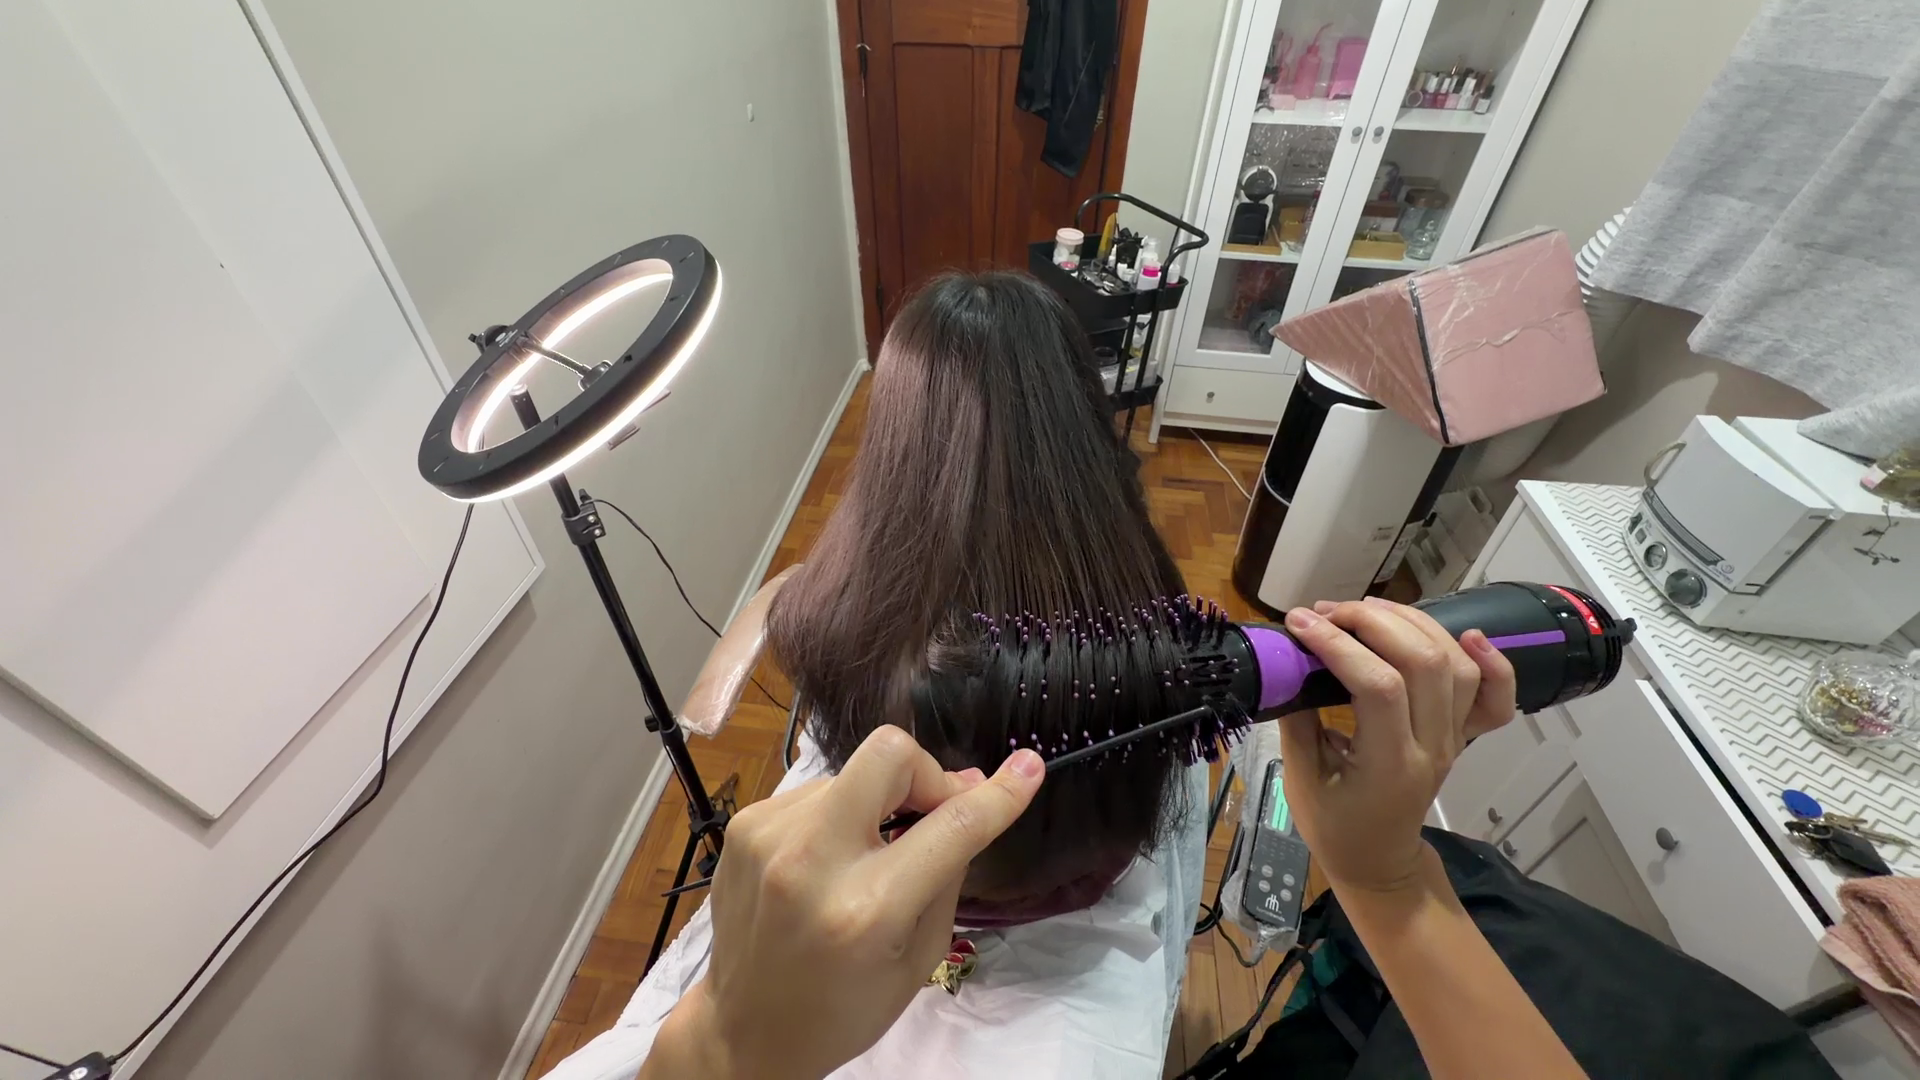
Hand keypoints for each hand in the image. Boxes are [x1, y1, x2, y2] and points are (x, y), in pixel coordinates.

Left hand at [643, 726, 1044, 1079]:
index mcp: (866, 909)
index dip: (999, 794)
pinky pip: (819, 789)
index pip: (950, 827)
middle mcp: (812, 859)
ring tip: (868, 854)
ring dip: (877, 801)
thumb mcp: (918, 957)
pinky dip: (839, 815)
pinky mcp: (747, 823)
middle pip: (888, 752)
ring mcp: (770, 833)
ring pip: (854, 770)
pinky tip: (829, 859)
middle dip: (925, 772)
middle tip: (929, 812)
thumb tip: (969, 789)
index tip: (1029, 767)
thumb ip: (948, 867)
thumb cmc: (843, 1007)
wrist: (740, 1031)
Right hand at [1277, 598, 1515, 896]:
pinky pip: (1493, 696)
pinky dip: (1490, 659)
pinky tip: (1465, 634)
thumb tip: (1289, 663)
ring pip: (1456, 664)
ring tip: (1363, 609)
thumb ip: (1297, 719)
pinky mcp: (1462, 735)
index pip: (1378, 685)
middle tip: (1324, 612)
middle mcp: (1433, 746)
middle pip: (1424, 662)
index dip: (1337, 643)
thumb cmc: (1334, 826)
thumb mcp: (1300, 778)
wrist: (1379, 861)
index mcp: (1390, 764)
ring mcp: (1454, 739)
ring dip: (1410, 622)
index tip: (1297, 622)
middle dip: (1370, 621)